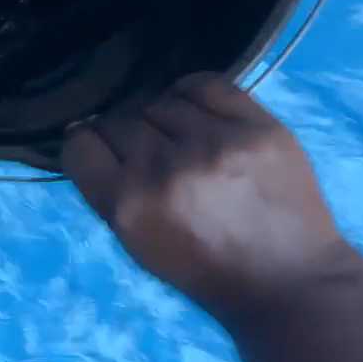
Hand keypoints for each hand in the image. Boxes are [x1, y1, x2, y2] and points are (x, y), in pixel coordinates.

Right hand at [61, 74, 362, 321]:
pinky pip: (206, 85)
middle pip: (118, 121)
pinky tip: (190, 108)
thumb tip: (89, 140)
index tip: (95, 152)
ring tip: (170, 135)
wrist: (282, 275)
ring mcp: (215, 144)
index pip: (80, 145)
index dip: (83, 145)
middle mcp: (164, 168)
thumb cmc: (195, 264)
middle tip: (137, 149)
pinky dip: (188, 92)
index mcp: (126, 203)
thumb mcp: (129, 237)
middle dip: (119, 133)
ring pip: (158, 103)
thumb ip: (106, 189)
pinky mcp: (258, 128)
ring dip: (155, 117)